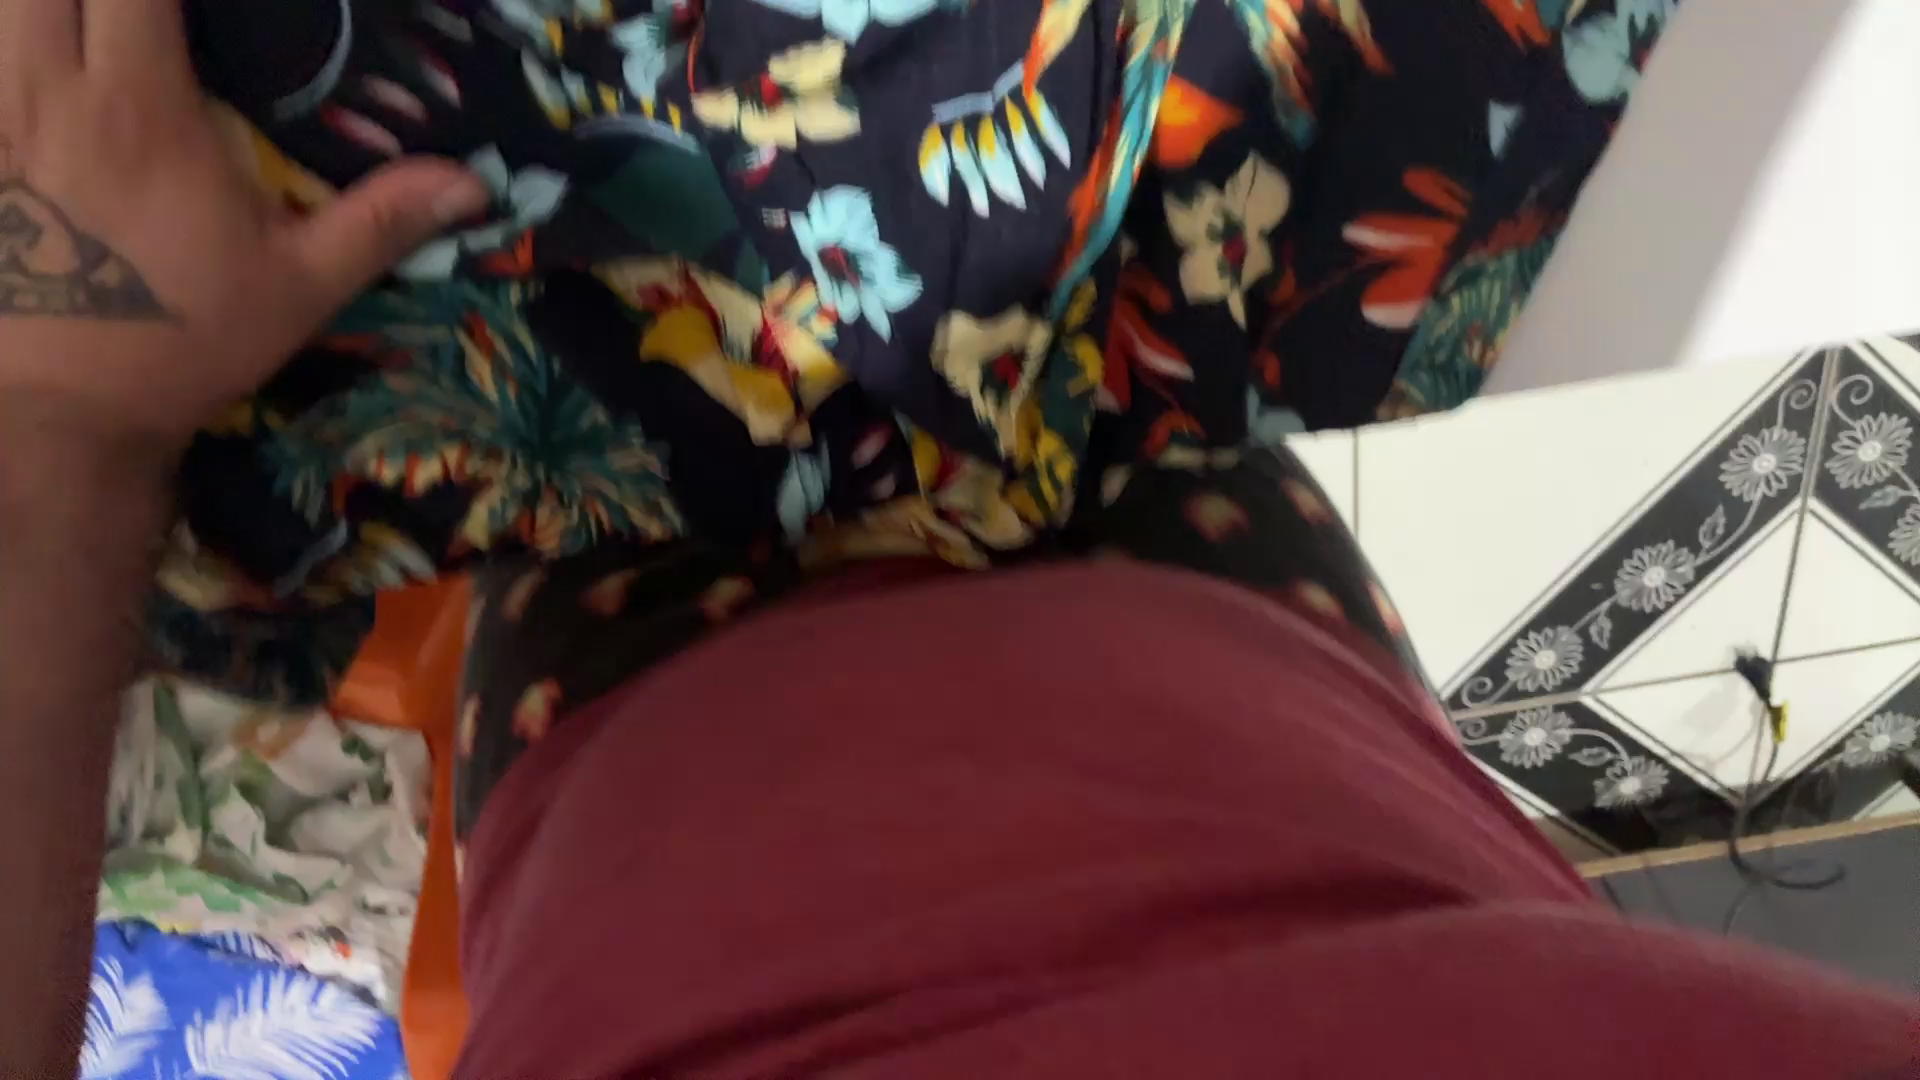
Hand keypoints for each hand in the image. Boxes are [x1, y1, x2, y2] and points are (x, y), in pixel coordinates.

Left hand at [0, 0, 489, 460]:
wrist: (67, 392)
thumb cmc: (200, 332)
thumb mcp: (312, 281)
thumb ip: (385, 219)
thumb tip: (473, 181)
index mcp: (144, 110)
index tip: (224, 4)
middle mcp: (45, 84)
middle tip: (171, 16)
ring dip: (57, 4)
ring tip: (110, 25)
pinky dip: (15, 33)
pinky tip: (46, 47)